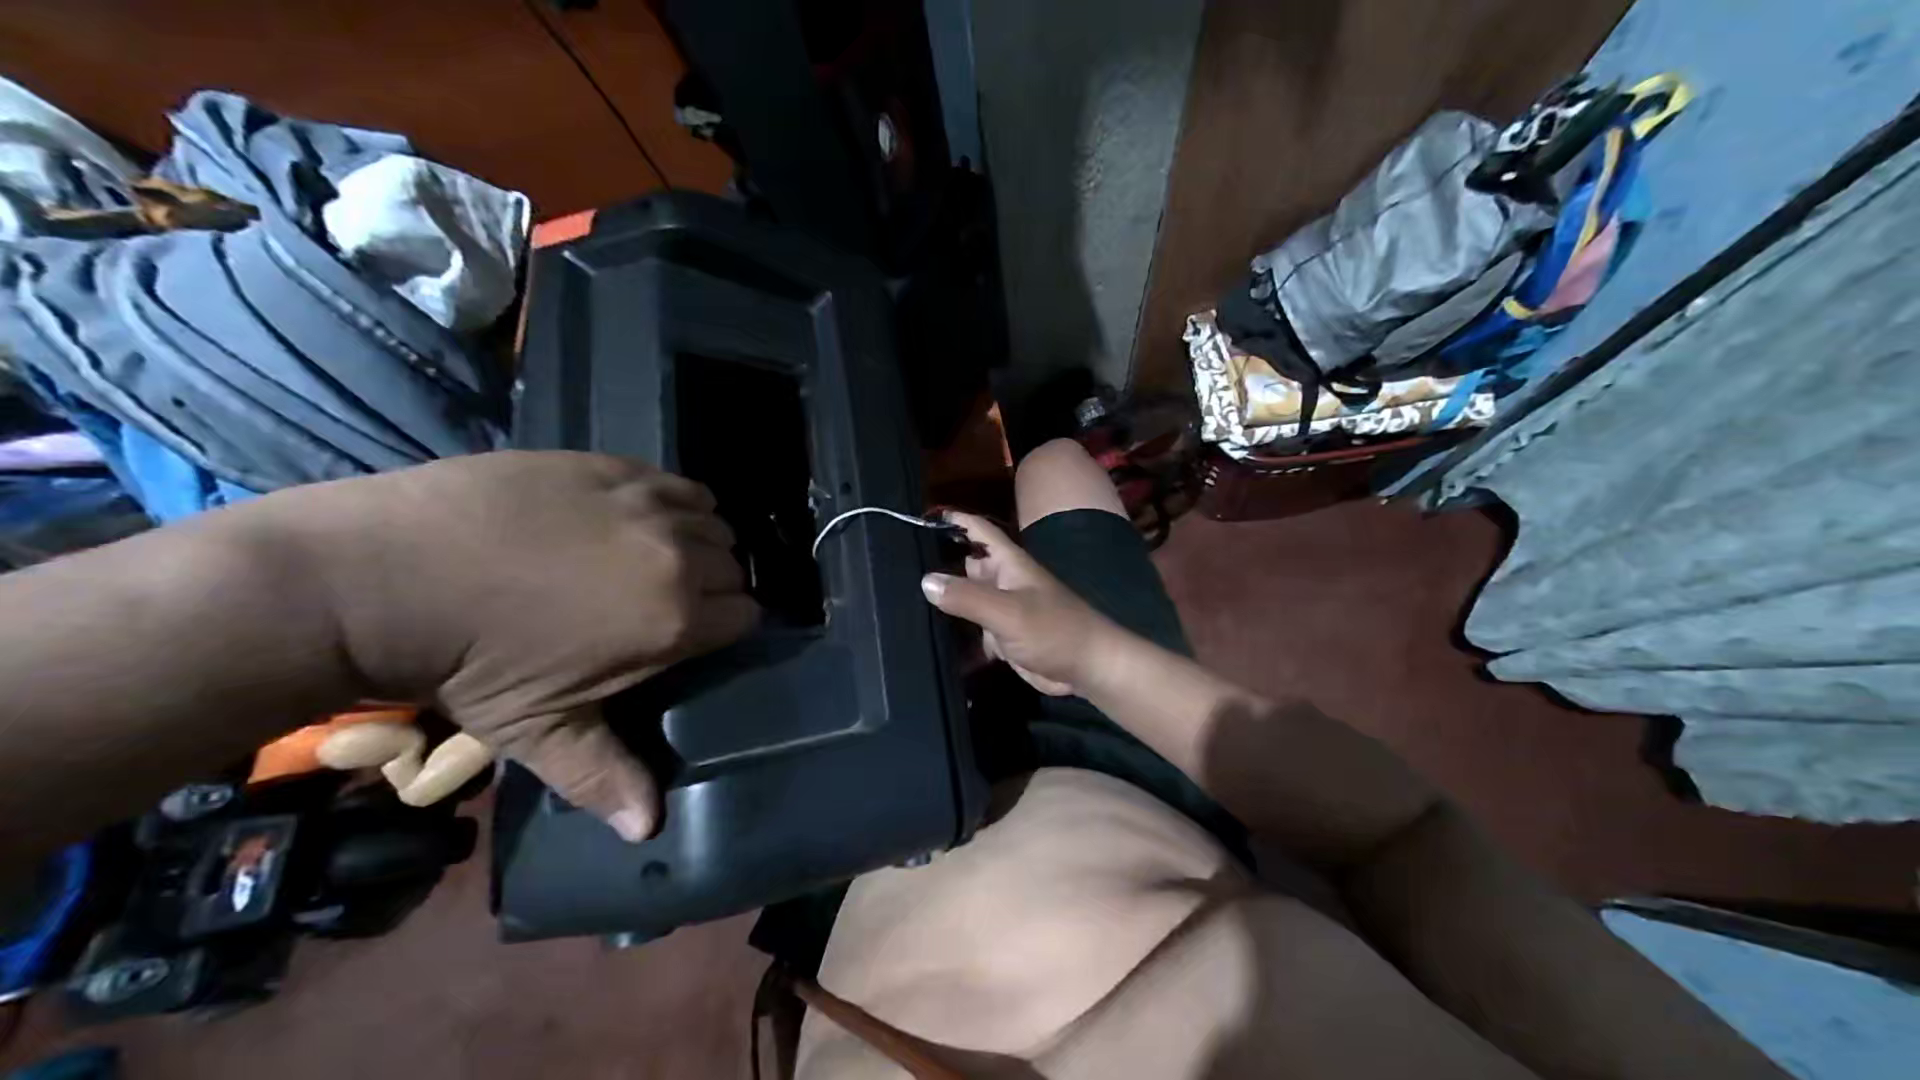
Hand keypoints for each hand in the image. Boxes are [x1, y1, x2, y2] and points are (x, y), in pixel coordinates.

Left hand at [271, 451, 756, 839]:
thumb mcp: (538, 730)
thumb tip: (648, 830)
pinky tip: (634, 519)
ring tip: (654, 556)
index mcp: (675, 620)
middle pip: (734, 566)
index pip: (746, 615)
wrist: (382, 577)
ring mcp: (648, 503)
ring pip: (713, 521)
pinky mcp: (614, 467)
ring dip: (698, 540)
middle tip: (667, 598)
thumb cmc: (467, 663)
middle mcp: (679, 555)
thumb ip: (605, 776)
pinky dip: (673, 502)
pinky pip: (676, 484)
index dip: (725, 627)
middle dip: (714, 584)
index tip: (695, 635)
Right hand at [919, 512, 1127, 695]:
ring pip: (965, 597)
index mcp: (1008, 563)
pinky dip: (954, 629)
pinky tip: (925, 634)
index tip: (917, 519)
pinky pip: (972, 626)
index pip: (978, 530)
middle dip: (936, 563)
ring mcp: (1002, 608)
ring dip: (942, 600)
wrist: (1087, 669)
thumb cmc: (1054, 630)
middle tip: (897, 568)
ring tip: (899, 599)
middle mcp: (1002, 580)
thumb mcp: (1008, 612)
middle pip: (965, 563)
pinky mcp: (1001, 634)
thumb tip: (925, 580)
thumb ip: (968, 597)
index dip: (952, 520)